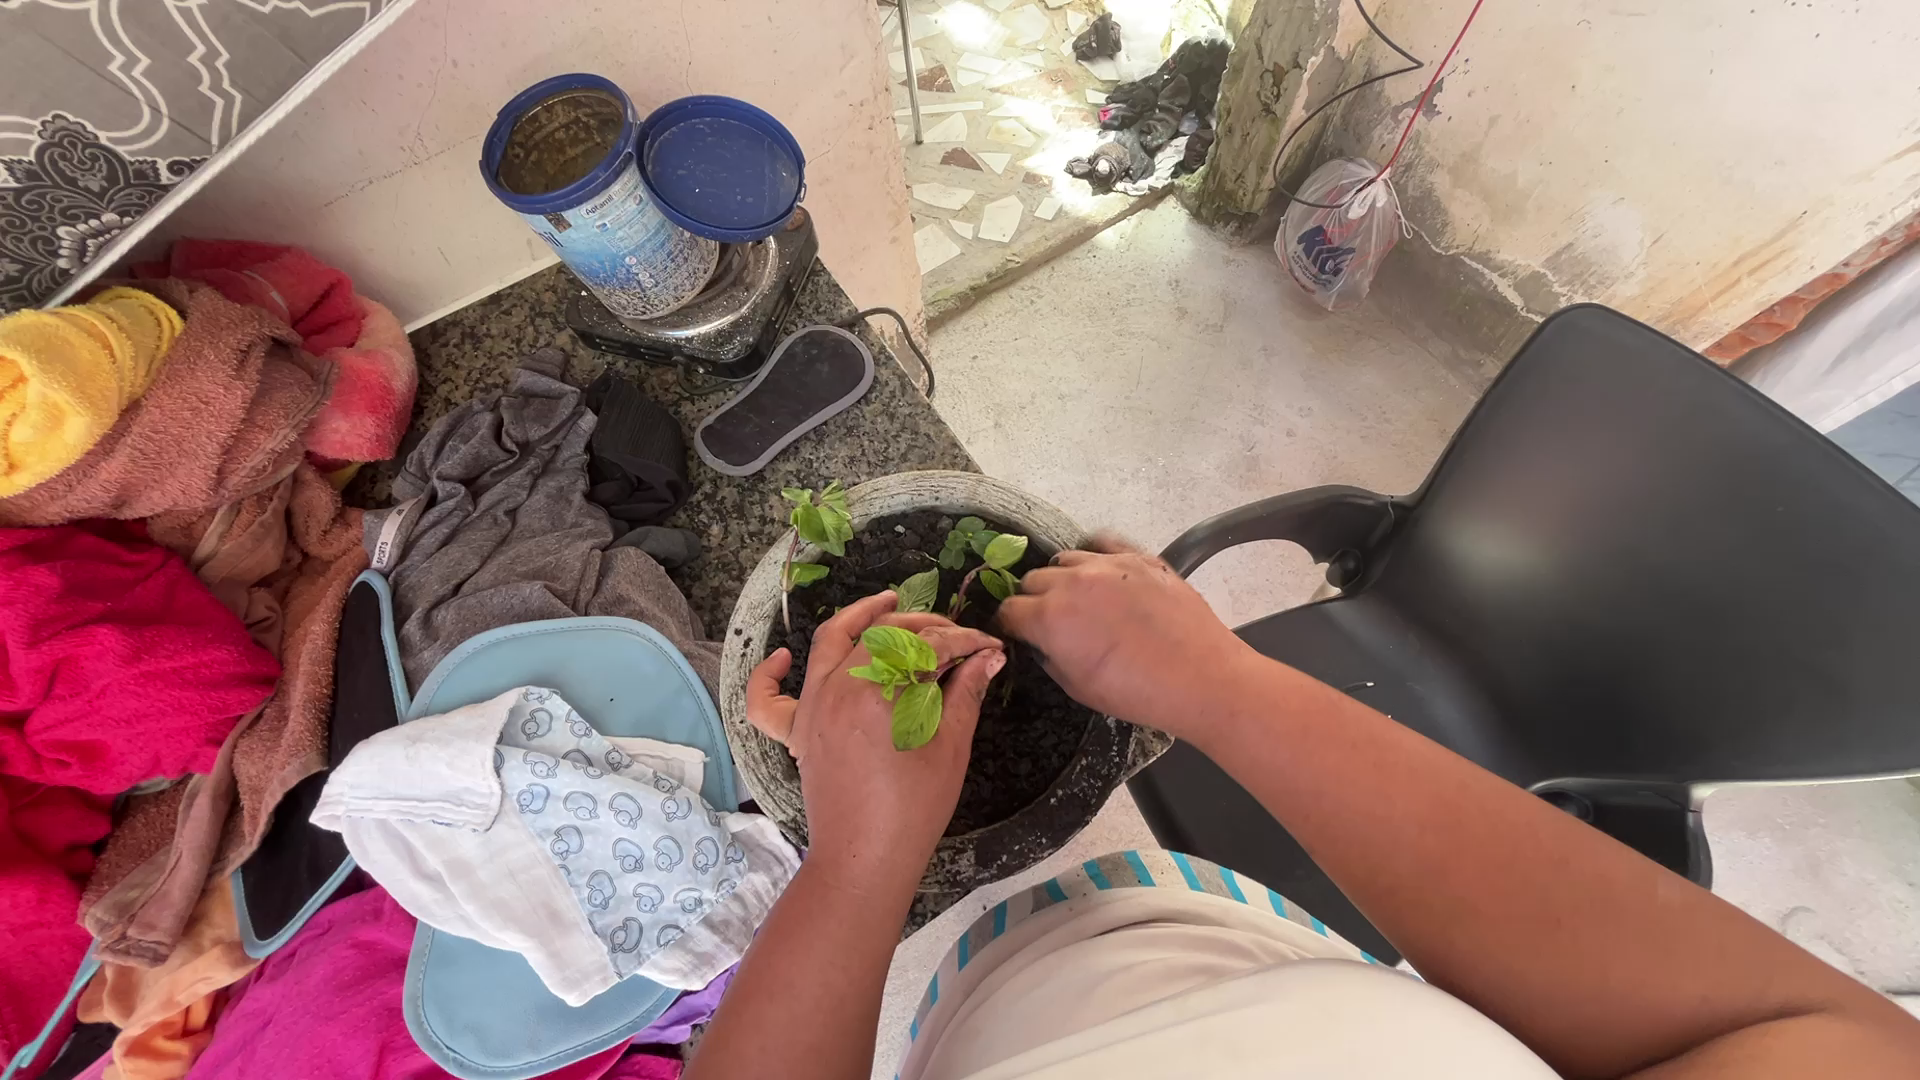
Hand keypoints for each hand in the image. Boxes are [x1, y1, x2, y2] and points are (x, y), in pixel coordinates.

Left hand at [747, 591, 1005, 891]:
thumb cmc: (914, 808)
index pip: (927, 647)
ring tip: (886, 602)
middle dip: (923, 626)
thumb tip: (989, 656)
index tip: (988, 648)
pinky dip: (771, 673)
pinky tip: (785, 657)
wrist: (865, 860)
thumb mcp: (950, 748)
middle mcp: (839, 686)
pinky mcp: (796, 731)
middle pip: (882, 634)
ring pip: (830, 642)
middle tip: (954, 636)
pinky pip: (769, 698)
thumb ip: (966, 693)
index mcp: (880, 690)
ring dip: (858, 617)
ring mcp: (812, 706)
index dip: (963, 643)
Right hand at [996, 543, 1261, 741]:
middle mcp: (1071, 583)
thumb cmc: (1136, 693)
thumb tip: (1040, 641)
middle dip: (1034, 600)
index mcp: (1049, 618)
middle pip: (1032, 581)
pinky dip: (1094, 556)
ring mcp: (1106, 564)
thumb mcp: (1077, 687)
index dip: (1010, 625)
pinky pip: (1100, 543)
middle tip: (1052, 621)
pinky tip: (1102, 574)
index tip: (1019, 634)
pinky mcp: (1137, 556)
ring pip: (1063, 560)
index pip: (1008, 610)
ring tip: (1080, 599)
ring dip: (1062, 579)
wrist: (1201, 677)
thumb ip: (1048, 657)